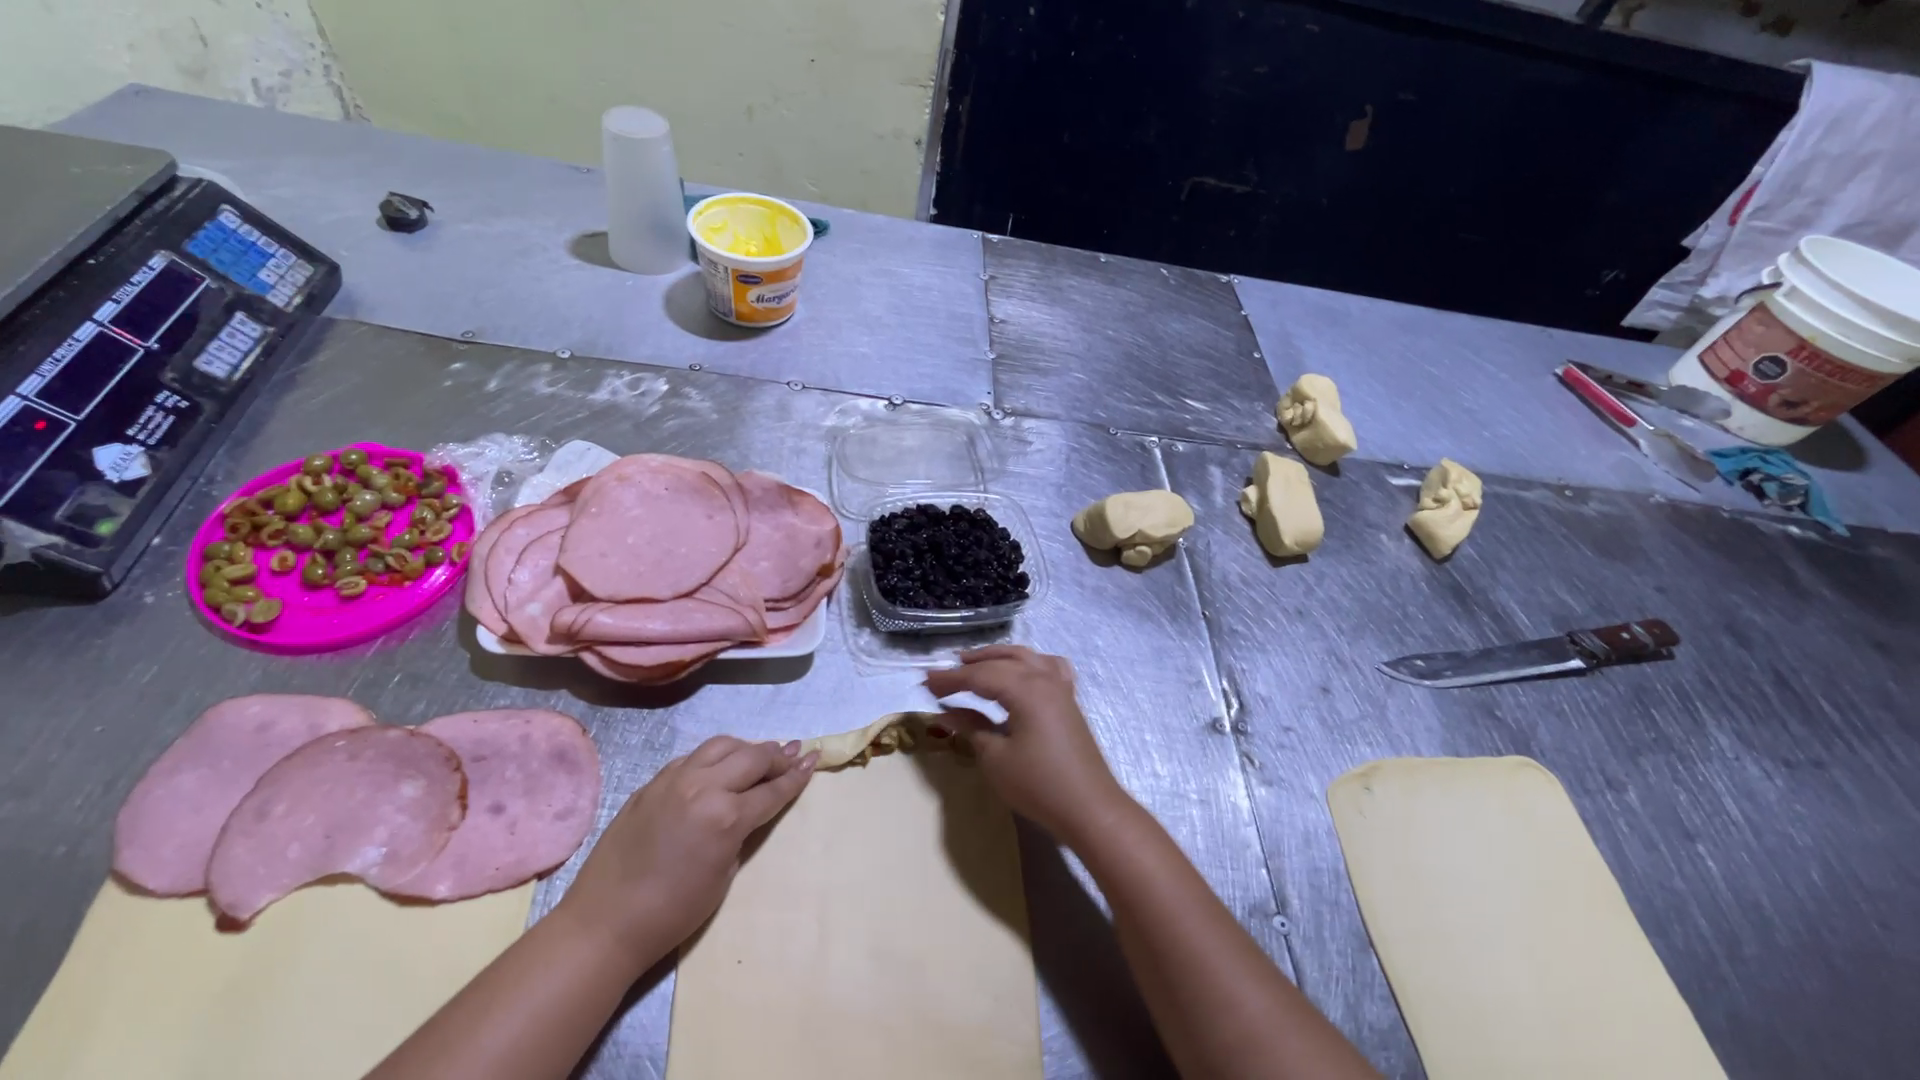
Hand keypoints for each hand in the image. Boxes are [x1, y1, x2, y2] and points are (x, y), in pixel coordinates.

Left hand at [557, 737, 816, 959]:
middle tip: (795, 754)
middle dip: (777, 756)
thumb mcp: (724, 874)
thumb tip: (750, 808)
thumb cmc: (674, 912)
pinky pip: (692, 758)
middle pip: (751, 757)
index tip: (814, 759)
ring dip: (745, 749)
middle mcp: (702, 786)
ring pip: (720, 746)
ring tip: (760, 755)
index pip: (771, 789)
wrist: (607, 920)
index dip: (796, 777)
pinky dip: (713, 757)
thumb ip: (741, 832)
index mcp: (725, 815)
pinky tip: (719, 766)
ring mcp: (673, 780)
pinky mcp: (651, 784)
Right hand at [924, 646, 1132, 841]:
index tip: (925, 682)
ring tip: (974, 662)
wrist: (1088, 807)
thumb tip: (944, 713)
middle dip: (970, 665)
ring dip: (998, 657)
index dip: (951, 679)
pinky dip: (1030, 663)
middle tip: (942, 675)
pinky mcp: (1070, 702)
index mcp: (1026, 690)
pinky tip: (1022, 670)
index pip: (980, 676)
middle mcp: (1045, 679)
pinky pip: (1049, 667)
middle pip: (1002, 661)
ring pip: (1027, 658)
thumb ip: (971, 727)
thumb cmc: (1038, 784)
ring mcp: (1062, 689)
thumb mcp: (996, 758)